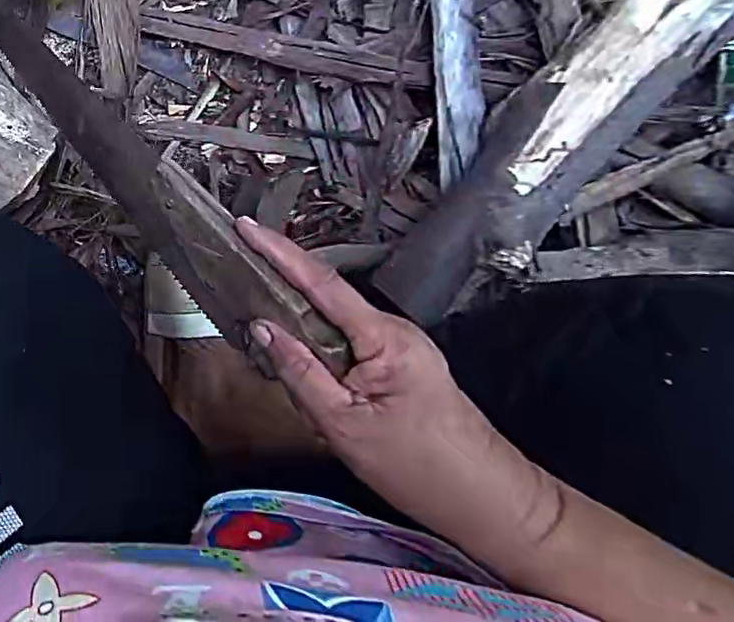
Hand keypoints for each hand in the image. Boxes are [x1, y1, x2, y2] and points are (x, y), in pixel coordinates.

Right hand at [240, 218, 562, 553]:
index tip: (245, 226)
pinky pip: (342, 336)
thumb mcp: (344, 424)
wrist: (496, 508)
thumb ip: (298, 371)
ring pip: (329, 318)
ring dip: (295, 316)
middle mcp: (393, 330)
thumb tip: (261, 327)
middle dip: (279, 280)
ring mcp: (397, 344)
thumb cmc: (424, 470)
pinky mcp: (396, 360)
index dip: (278, 250)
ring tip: (257, 316)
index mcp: (385, 338)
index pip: (320, 282)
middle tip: (236, 266)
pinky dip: (312, 337)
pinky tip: (295, 351)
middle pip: (323, 293)